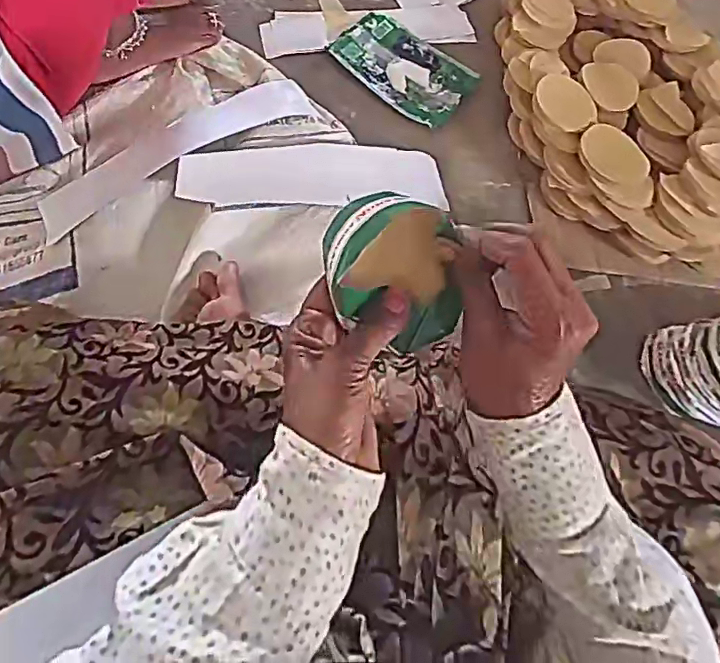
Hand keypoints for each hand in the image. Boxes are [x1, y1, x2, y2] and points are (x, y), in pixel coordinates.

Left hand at [280, 278, 409, 469]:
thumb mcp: (346, 366)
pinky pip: (378, 338)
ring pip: (366, 319)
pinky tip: (413, 313)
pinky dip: (393, 327)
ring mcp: (344, 354)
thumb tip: (400, 294)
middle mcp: (323, 338)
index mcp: (306, 331)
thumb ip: (373, 328)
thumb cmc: (323, 415)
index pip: (328, 288)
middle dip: (374, 285)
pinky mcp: (362, 370)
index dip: (351, 269)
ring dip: (386, 305)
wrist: (330, 469)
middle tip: (404, 262)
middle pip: (350, 301)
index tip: (379, 250)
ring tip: (413, 282)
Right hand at [450, 227, 598, 418]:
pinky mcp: (575, 304)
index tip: (464, 240)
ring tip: (480, 254)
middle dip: (501, 238)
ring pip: (545, 252)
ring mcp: (580, 305)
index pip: (525, 257)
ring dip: (511, 246)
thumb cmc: (497, 385)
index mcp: (553, 320)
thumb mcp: (479, 334)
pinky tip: (497, 265)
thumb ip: (473, 283)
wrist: (522, 416)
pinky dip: (521, 260)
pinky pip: (548, 266)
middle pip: (540, 246)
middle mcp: (576, 308)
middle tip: (470, 243)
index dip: (491, 242)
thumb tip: (459, 247)